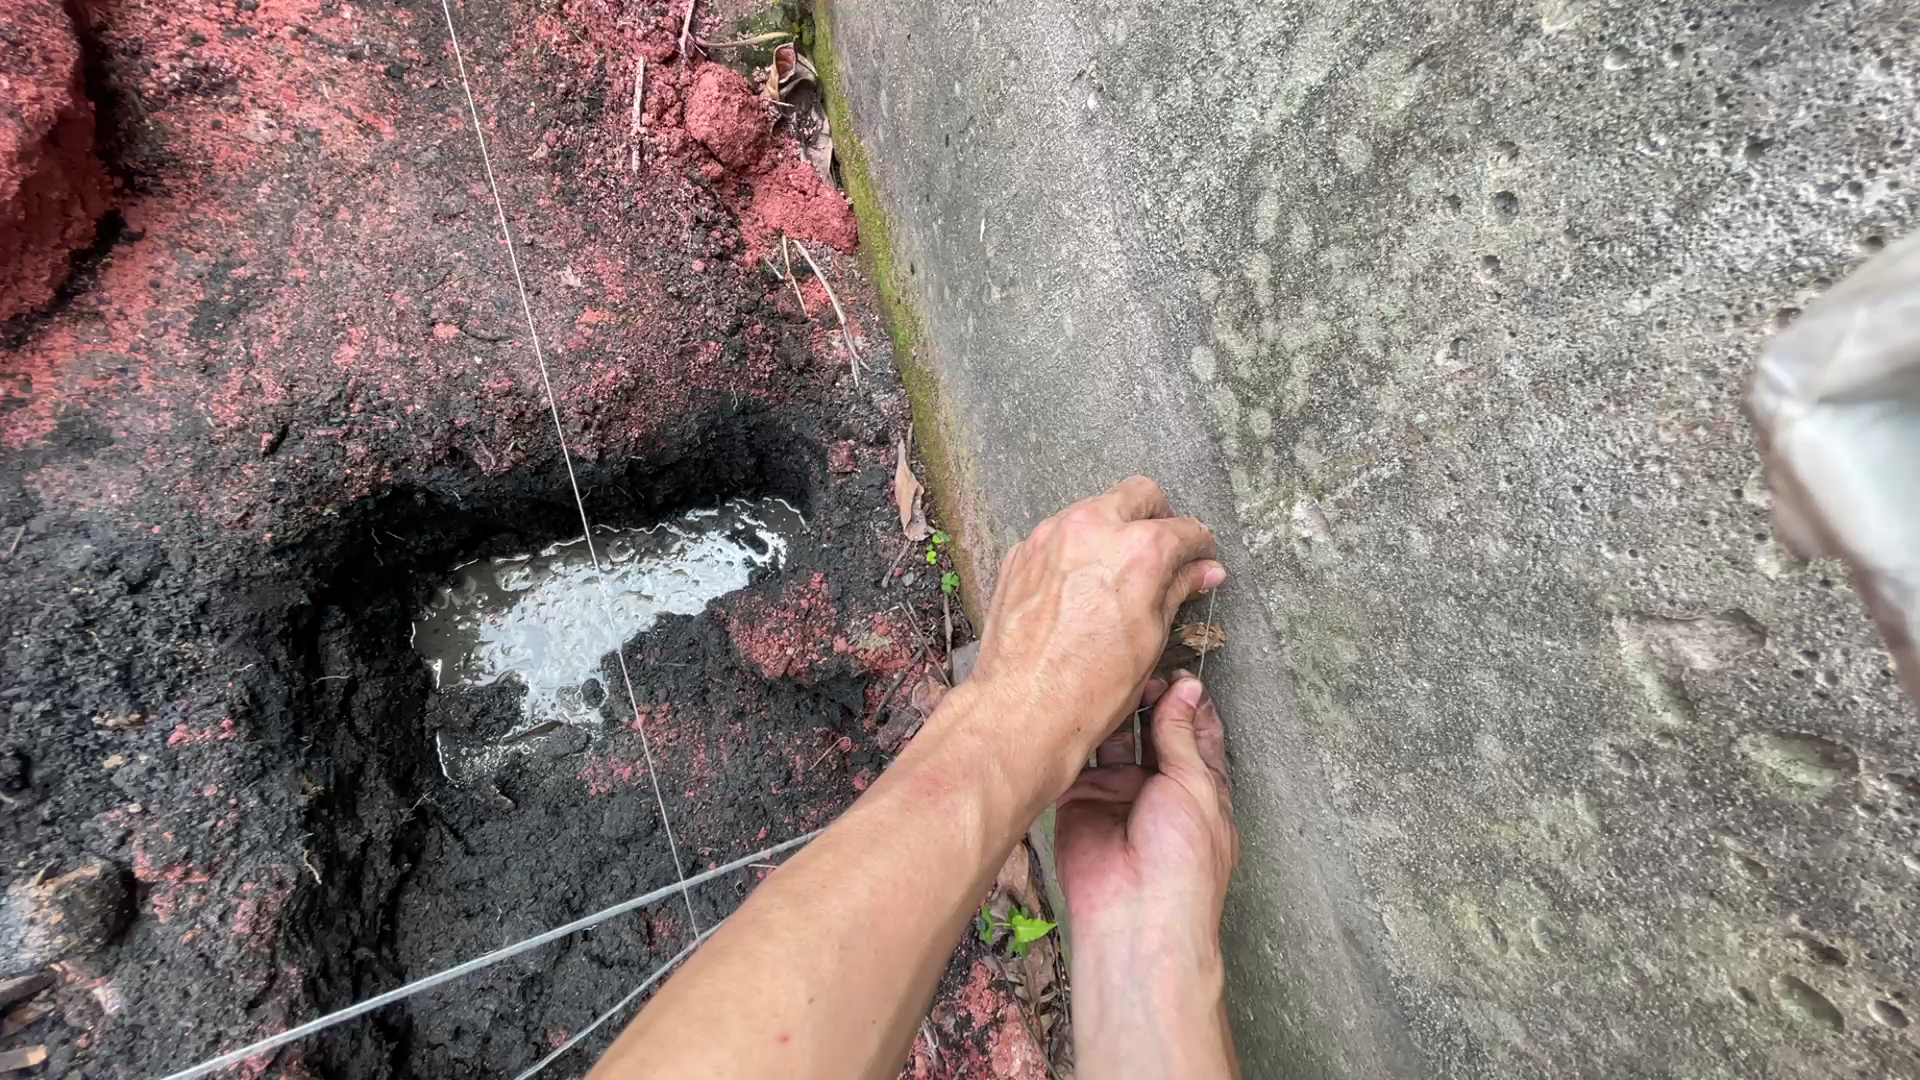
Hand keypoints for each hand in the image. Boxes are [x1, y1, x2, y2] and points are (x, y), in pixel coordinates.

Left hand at [968, 476, 1222, 788]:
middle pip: (1138, 494)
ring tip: (1117, 574)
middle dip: (1157, 517)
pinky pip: (1058, 535)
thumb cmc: (1088, 685)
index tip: (1199, 559)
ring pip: (1093, 510)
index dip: (1199, 547)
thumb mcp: (1151, 638)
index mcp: (1137, 548)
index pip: (1184, 528)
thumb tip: (1202, 571)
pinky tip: (1079, 586)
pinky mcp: (1020, 553)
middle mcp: (1090, 528)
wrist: (1022, 706)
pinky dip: (1075, 550)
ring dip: (1112, 530)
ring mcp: (1049, 536)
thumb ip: (1177, 590)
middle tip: (1162, 553)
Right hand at [1056, 673, 1239, 1077]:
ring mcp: (1120, 790)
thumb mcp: (1195, 787)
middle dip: (1151, 700)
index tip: (1177, 671)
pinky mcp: (1082, 796)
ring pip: (1117, 739)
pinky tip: (1079, 703)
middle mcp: (1159, 785)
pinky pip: (1081, 757)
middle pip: (1155, 730)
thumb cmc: (1182, 859)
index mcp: (1200, 786)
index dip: (1190, 702)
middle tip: (1140, 671)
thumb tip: (1187, 690)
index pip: (1197, 732)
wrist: (1133, 912)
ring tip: (1111, 680)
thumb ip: (1181, 736)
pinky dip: (1080, 732)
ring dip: (1117, 712)